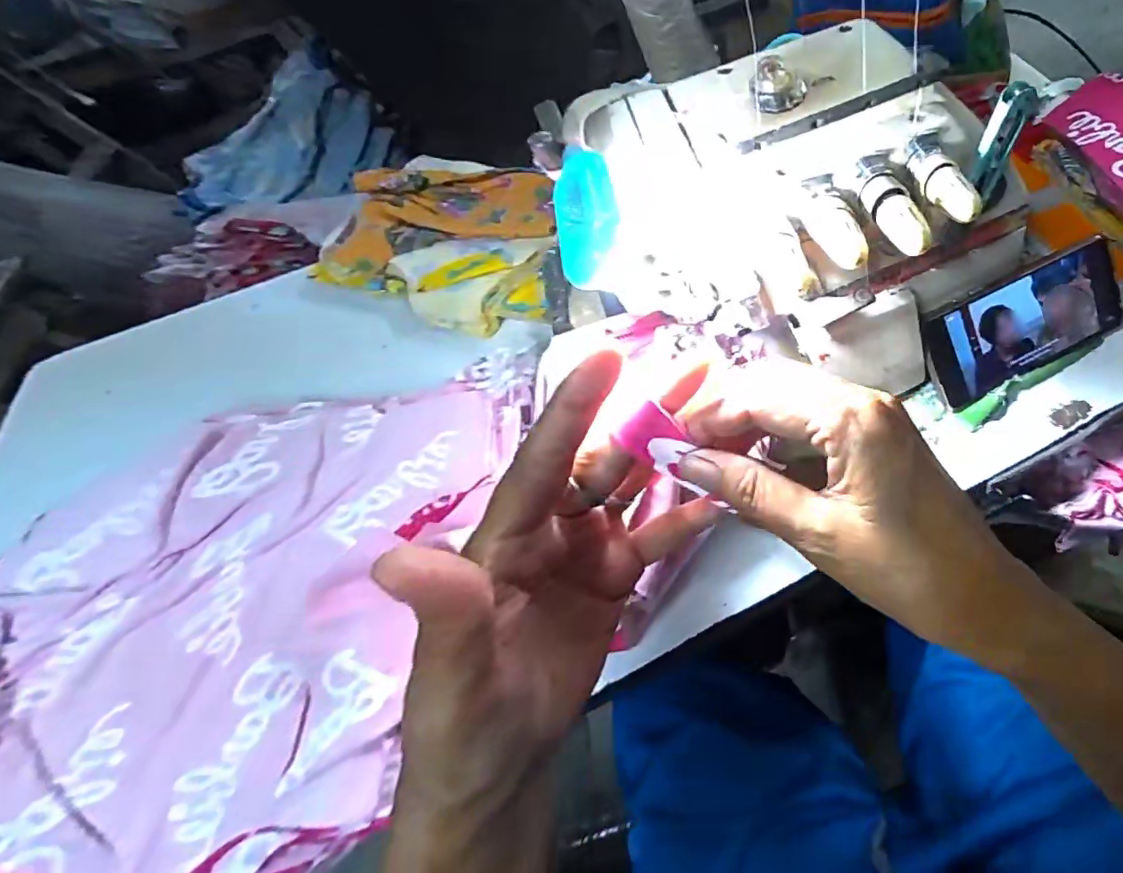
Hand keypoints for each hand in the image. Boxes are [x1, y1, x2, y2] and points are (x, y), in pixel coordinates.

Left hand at [372, 352, 714, 870]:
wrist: (501, 766)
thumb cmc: (461, 717)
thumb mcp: (450, 670)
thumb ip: (444, 612)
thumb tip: (401, 558)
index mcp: (506, 533)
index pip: (544, 459)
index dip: (575, 407)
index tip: (609, 356)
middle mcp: (549, 526)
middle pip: (603, 459)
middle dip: (646, 412)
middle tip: (694, 368)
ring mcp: (586, 550)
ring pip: (635, 487)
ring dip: (675, 451)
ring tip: (721, 416)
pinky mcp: (615, 577)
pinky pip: (655, 537)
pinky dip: (686, 515)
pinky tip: (721, 495)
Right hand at [674, 360, 1046, 663]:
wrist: (981, 594)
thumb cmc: (904, 571)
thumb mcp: (818, 533)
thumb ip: (751, 491)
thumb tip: (688, 463)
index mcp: (851, 416)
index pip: (761, 395)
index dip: (710, 417)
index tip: (667, 443)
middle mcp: (864, 398)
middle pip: (776, 384)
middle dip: (727, 413)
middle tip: (686, 452)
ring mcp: (876, 412)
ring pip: (796, 398)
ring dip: (753, 422)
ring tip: (713, 459)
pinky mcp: (880, 432)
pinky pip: (818, 418)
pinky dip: (783, 435)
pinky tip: (758, 463)